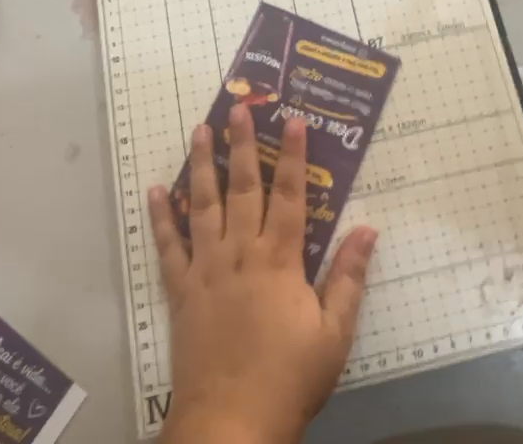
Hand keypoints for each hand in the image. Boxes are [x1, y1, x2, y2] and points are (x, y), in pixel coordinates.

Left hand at [149, 105, 378, 443]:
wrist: (232, 422)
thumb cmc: (289, 377)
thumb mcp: (335, 334)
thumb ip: (349, 277)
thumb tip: (367, 228)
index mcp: (280, 261)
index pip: (289, 196)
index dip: (292, 156)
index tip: (291, 120)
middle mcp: (241, 254)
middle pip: (242, 189)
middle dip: (242, 145)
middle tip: (236, 109)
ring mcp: (206, 270)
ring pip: (203, 206)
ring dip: (201, 166)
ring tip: (198, 131)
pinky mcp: (181, 292)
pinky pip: (168, 247)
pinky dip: (161, 218)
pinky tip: (155, 192)